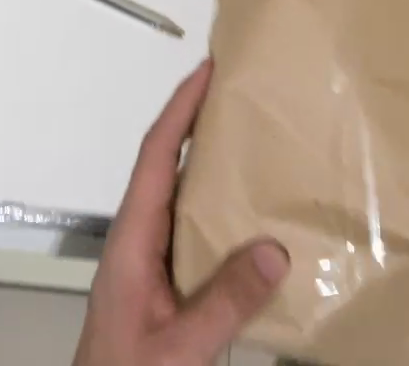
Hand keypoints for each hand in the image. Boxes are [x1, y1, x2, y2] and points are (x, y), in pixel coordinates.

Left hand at [73, 61, 291, 365]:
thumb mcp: (178, 347)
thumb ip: (222, 303)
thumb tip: (276, 249)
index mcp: (132, 237)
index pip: (154, 155)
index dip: (179, 109)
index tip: (206, 70)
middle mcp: (139, 234)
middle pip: (166, 161)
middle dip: (195, 120)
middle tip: (236, 90)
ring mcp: (149, 256)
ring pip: (180, 191)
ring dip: (210, 158)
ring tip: (252, 135)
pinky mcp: (163, 277)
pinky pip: (193, 223)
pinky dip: (219, 201)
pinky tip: (250, 209)